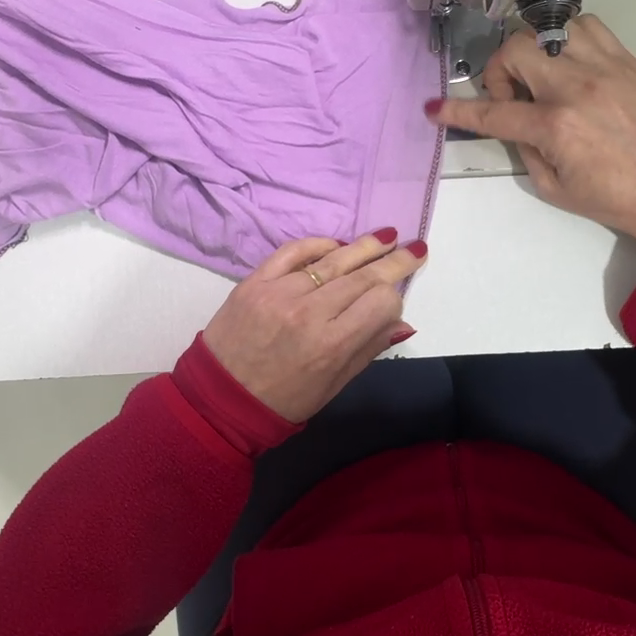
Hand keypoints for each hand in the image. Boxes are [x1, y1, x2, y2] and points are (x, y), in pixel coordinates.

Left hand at [203, 229, 426, 422]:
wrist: (220, 399)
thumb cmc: (285, 400)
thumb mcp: (334, 385)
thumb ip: (369, 348)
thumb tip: (402, 322)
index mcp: (332, 345)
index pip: (380, 302)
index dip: (393, 299)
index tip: (393, 302)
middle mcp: (309, 313)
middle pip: (362, 277)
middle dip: (393, 262)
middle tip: (415, 248)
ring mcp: (279, 293)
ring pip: (332, 260)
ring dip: (364, 246)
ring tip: (387, 236)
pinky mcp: (254, 282)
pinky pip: (292, 252)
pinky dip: (317, 245)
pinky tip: (337, 244)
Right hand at [433, 15, 635, 252]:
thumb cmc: (609, 199)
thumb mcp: (551, 186)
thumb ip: (524, 148)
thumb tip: (511, 121)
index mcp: (556, 127)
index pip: (493, 112)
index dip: (459, 110)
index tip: (437, 108)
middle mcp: (578, 87)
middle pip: (516, 50)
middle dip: (500, 71)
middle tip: (511, 96)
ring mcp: (606, 68)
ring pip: (551, 27)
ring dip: (536, 49)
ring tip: (544, 76)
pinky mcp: (628, 61)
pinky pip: (588, 27)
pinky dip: (568, 39)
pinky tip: (571, 64)